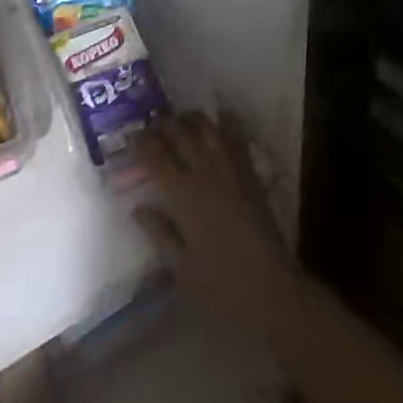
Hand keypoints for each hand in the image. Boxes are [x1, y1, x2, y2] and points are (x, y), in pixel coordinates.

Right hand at [133, 113, 300, 336]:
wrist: (270, 286)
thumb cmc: (219, 284)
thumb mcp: (180, 266)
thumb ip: (159, 233)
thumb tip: (138, 207)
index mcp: (183, 196)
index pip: (157, 156)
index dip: (142, 142)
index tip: (131, 137)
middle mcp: (206, 173)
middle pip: (182, 134)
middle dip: (165, 123)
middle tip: (153, 123)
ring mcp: (232, 170)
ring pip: (209, 129)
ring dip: (192, 119)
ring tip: (181, 119)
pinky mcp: (252, 173)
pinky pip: (238, 138)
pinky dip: (228, 123)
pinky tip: (222, 116)